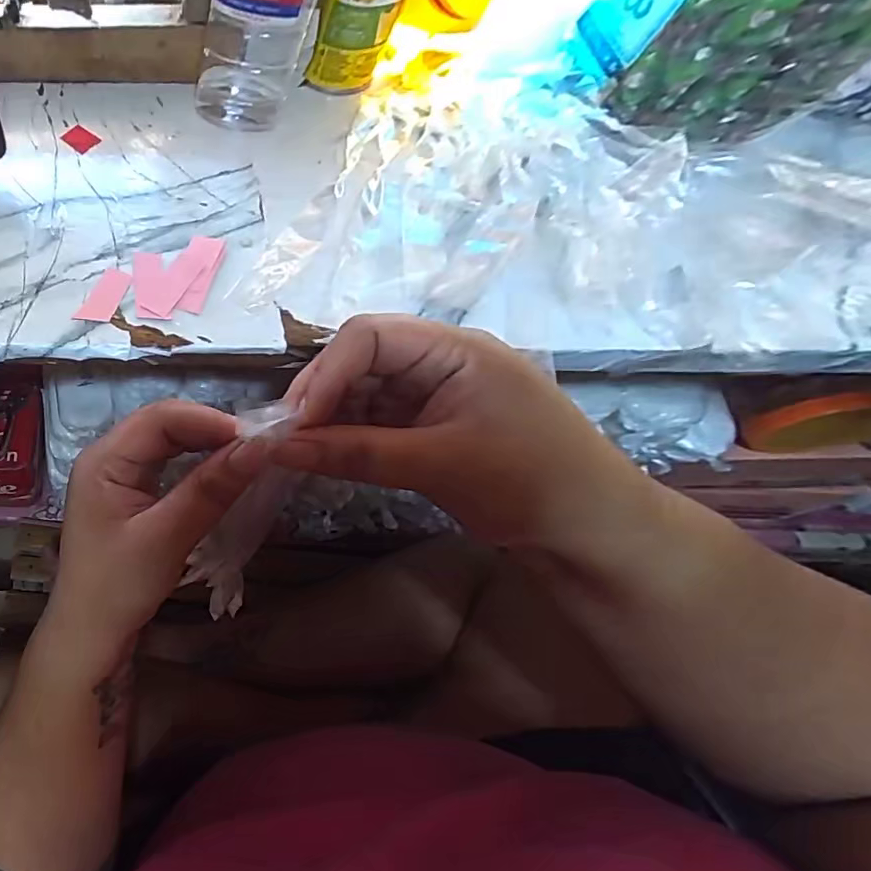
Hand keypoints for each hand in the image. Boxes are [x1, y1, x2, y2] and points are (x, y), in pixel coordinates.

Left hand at [52, 400, 264, 641]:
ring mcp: (114, 478)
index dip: (210, 420)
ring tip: (247, 457)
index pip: (160, 417)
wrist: (88, 636)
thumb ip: (210, 489)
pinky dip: (194, 467)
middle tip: (259, 447)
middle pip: (162, 426)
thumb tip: (260, 446)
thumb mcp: (166, 536)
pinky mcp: (127, 497)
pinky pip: (164, 468)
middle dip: (210, 430)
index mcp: (103, 459)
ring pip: (166, 445)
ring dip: (205, 447)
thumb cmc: (118, 588)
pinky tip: (220, 475)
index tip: (258, 438)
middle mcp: (105, 458)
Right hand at [274, 315, 648, 549]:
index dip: (325, 373)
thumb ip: (352, 453)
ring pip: (358, 391)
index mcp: (455, 350)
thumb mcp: (436, 465)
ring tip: (295, 449)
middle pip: (357, 360)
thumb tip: (277, 449)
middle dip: (318, 395)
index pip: (370, 337)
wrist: (593, 533)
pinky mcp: (424, 422)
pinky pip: (369, 418)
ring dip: (325, 418)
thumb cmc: (530, 483)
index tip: (295, 421)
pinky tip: (320, 455)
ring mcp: (430, 391)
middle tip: (284, 437)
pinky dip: (342, 436)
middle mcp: (438, 360)